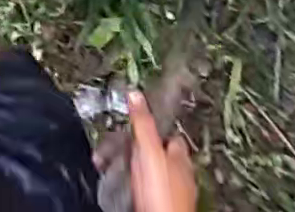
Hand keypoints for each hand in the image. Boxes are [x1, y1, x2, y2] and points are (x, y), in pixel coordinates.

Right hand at [126, 90, 196, 211]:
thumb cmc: (162, 192)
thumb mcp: (150, 151)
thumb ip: (143, 123)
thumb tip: (135, 93)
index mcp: (181, 158)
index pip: (170, 134)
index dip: (155, 124)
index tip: (138, 116)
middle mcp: (180, 174)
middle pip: (160, 150)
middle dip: (140, 143)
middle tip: (120, 139)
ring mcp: (172, 191)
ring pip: (151, 168)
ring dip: (133, 161)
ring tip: (113, 158)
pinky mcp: (160, 204)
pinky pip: (145, 184)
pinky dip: (133, 178)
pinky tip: (124, 179)